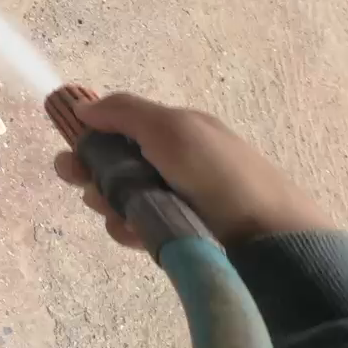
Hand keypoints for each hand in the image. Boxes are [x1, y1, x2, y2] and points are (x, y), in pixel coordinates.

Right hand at [53, 91, 332, 248]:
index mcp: (171, 134)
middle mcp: (166, 163)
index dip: (88, 135)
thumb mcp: (174, 127)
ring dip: (103, 200)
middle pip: (104, 162)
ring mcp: (168, 199)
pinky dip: (124, 226)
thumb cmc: (219, 174)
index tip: (74, 147)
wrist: (273, 238)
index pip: (113, 128)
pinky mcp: (169, 231)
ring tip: (116, 211)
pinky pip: (129, 225)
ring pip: (111, 194)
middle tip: (81, 179)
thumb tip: (81, 109)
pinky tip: (134, 230)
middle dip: (85, 170)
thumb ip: (123, 110)